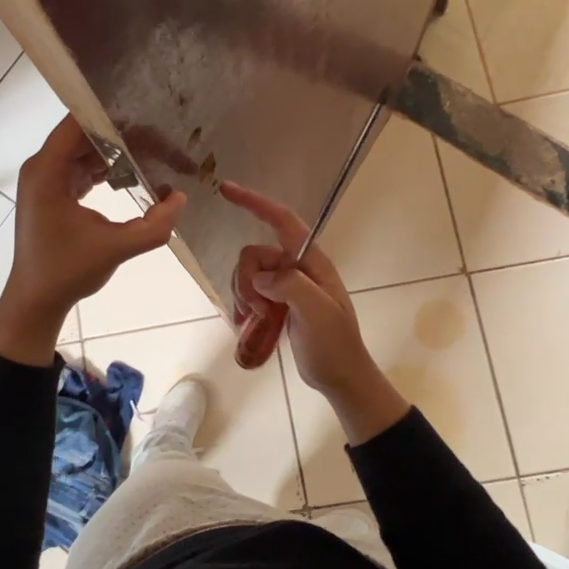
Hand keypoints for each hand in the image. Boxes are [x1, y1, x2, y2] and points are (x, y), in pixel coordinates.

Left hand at [0, 116, 187, 364]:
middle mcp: (42, 167)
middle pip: (85, 134)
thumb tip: (181, 198)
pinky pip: (83, 168)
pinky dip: (108, 169)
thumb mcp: (115, 248)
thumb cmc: (67, 272)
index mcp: (47, 171)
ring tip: (155, 154)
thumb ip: (153, 225)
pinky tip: (136, 175)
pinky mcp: (54, 193)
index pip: (79, 122)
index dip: (112, 113)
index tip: (148, 113)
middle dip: (124, 135)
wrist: (36, 301)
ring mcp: (47, 179)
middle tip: (162, 137)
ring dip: (118, 153)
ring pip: (86, 151)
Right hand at [220, 180, 408, 443]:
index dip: (256, 203)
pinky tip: (248, 324)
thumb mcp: (318, 314)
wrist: (341, 377)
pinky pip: (250, 293)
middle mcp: (297, 267)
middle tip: (260, 311)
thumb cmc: (335, 345)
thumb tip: (261, 277)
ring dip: (244, 296)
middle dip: (247, 281)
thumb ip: (291, 287)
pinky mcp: (278, 303)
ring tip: (257, 321)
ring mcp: (287, 285)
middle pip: (255, 255)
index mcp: (311, 262)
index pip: (282, 221)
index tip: (227, 190)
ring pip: (248, 275)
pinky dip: (244, 306)